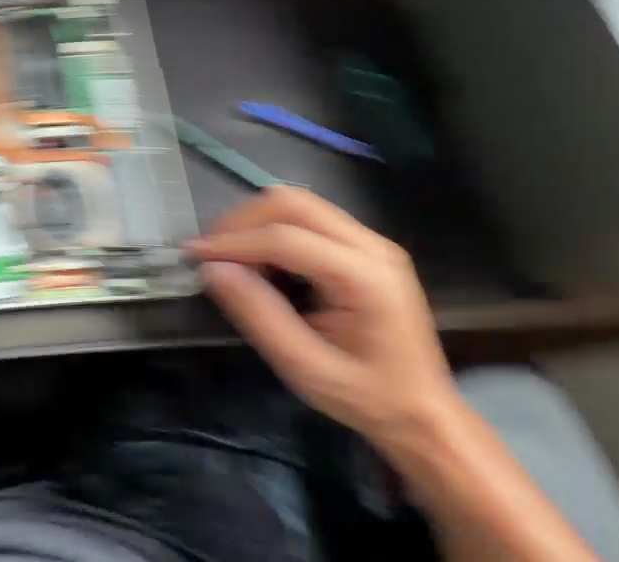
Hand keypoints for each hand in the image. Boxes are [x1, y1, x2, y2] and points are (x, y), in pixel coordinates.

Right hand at [186, 187, 461, 450]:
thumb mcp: (304, 367)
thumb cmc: (366, 398)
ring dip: (256, 222)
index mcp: (366, 277)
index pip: (286, 238)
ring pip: (299, 203)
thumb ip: (258, 315)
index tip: (193, 255)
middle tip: (210, 251)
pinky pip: (309, 218)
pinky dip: (273, 229)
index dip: (234, 242)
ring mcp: (372, 243)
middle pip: (293, 203)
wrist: (424, 415)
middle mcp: (372, 246)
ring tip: (230, 256)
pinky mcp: (364, 248)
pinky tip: (260, 260)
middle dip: (243, 221)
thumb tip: (212, 270)